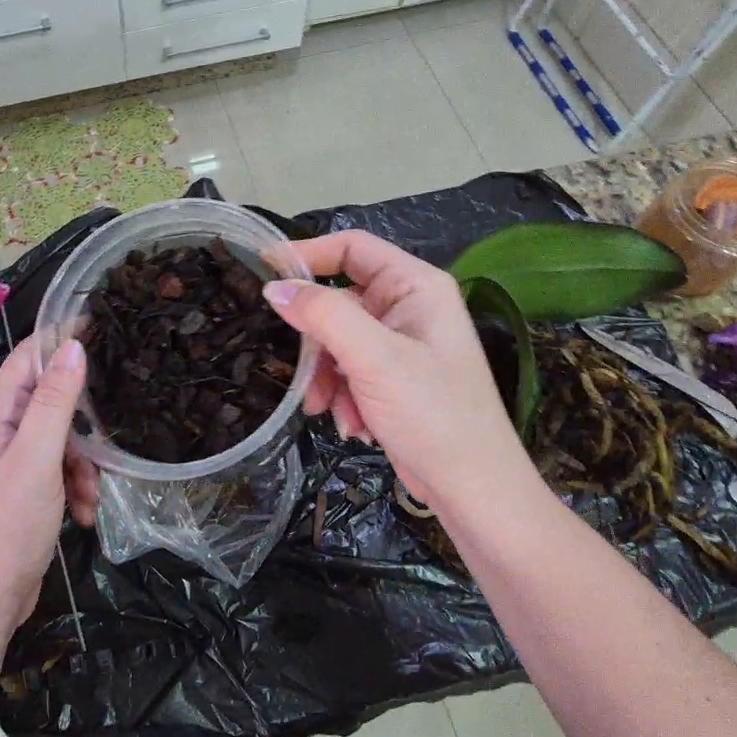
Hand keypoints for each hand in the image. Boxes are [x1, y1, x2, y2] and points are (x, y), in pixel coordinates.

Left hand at [0, 337, 85, 640]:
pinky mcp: (22, 493)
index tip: (103, 330)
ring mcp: (9, 464)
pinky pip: (57, 473)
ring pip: (60, 440)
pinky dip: (74, 488)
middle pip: (50, 400)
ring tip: (92, 496)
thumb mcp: (36, 460)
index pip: (29, 356)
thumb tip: (72, 345)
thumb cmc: (5, 528)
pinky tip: (84, 515)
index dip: (62, 339)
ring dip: (83, 464)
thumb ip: (54, 402)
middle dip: (82, 422)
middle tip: (108, 441)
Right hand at [261, 231, 537, 513]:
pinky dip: (341, 394)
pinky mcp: (392, 377)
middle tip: (300, 369)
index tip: (263, 268)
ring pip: (336, 340)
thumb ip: (322, 315)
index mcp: (415, 286)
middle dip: (316, 341)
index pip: (351, 248)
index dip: (306, 253)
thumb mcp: (372, 358)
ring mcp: (400, 344)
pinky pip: (347, 370)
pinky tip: (351, 424)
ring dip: (325, 375)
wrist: (472, 489)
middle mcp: (408, 307)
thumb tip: (273, 287)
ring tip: (328, 409)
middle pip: (338, 300)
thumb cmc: (432, 413)